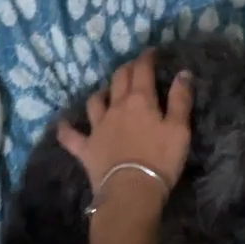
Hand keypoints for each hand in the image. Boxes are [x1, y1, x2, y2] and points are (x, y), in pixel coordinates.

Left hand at [57, 51, 193, 194]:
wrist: (131, 191)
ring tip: (107, 92)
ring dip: (101, 93)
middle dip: (127, 68)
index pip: (142, 69)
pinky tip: (62, 125)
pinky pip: (71, 137)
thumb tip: (182, 72)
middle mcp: (116, 106)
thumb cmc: (159, 160)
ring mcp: (98, 126)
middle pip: (119, 79)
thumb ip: (181, 99)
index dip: (146, 57)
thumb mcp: (179, 129)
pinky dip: (66, 130)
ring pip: (95, 101)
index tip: (152, 52)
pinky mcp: (86, 148)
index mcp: (140, 100)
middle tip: (134, 67)